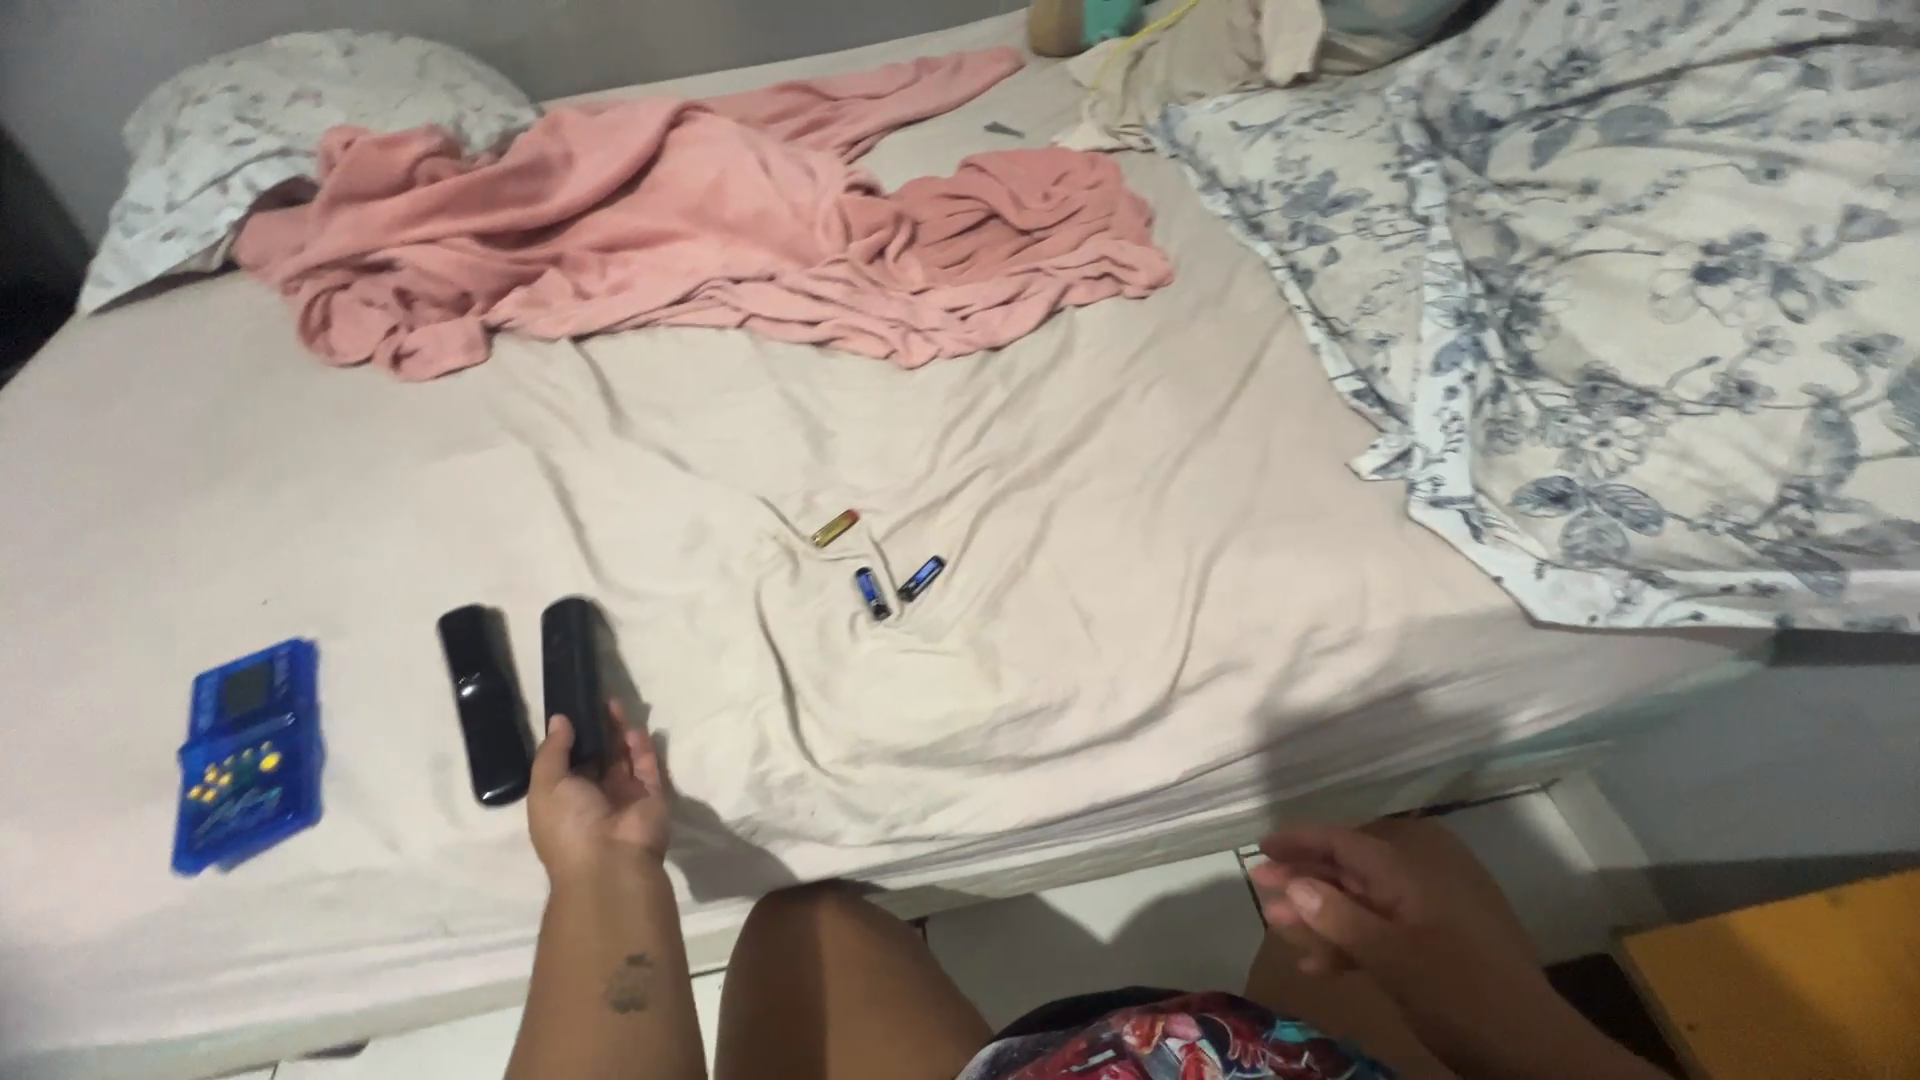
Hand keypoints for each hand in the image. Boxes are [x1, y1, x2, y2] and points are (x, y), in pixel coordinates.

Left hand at [528, 701, 669, 883]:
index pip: (568, 763)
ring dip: (619, 733)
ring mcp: (625, 795)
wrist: (610, 861)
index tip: (573, 710)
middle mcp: (594, 796)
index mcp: (564, 799)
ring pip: (623, 757)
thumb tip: (559, 719)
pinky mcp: (651, 794)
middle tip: (598, 701)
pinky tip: (634, 729)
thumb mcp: (546, 786)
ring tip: (615, 705)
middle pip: (598, 756)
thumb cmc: (569, 824)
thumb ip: (553, 750)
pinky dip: (641, 748)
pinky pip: (647, 766)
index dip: (571, 737)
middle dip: (598, 730)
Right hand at [1248, 822, 1648, 1079]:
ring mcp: (1434, 910)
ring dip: (1321, 913)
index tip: (1260, 847)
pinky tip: (1320, 965)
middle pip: (1350, 866)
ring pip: (1363, 898)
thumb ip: (1339, 918)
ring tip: (1279, 930)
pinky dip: (1351, 940)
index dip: (1299, 841)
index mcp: (1413, 869)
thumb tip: (1295, 883)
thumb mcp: (1393, 958)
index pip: (1343, 840)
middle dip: (1304, 879)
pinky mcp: (1440, 942)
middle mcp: (1422, 877)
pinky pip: (1383, 925)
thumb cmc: (1463, 996)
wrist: (1543, 1056)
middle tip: (1261, 888)